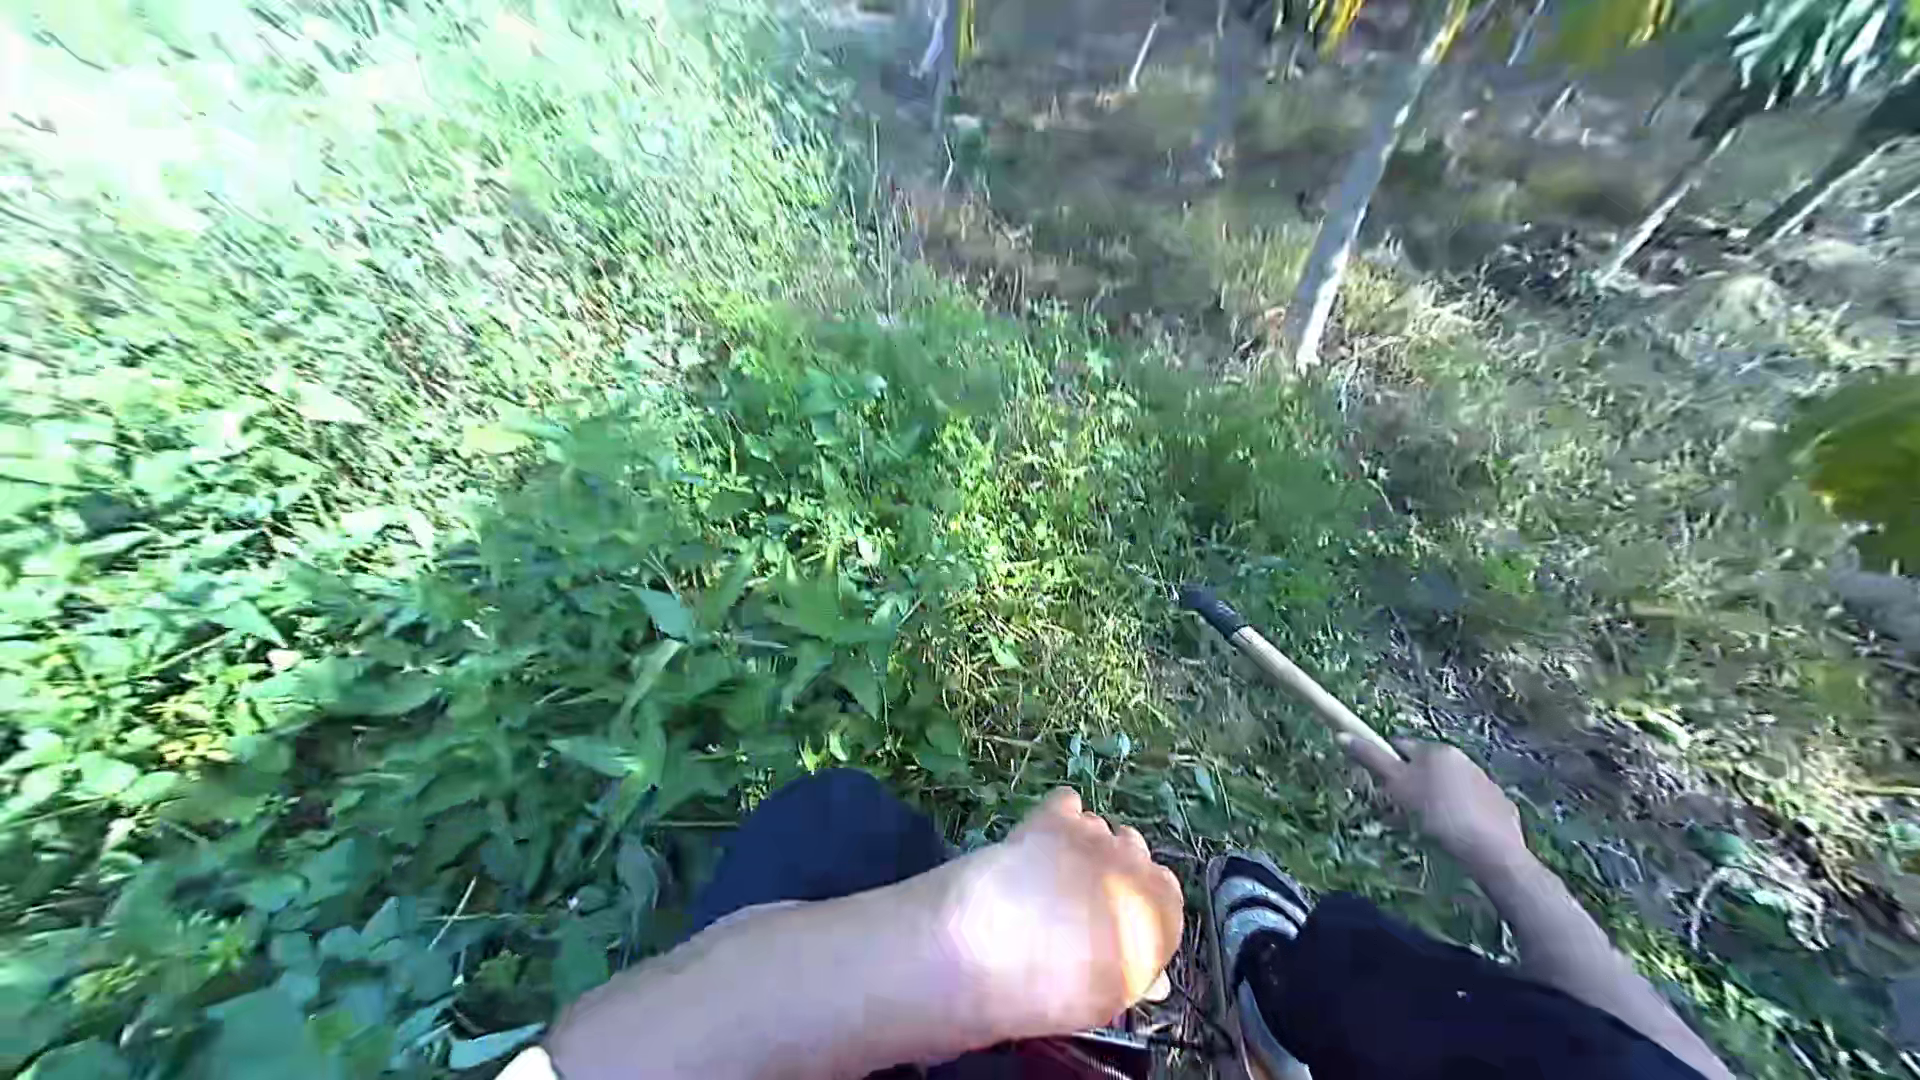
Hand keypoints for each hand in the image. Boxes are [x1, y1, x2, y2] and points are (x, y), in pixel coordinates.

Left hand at [926, 788, 1183, 1041]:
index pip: (1165, 891)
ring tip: (1050, 867)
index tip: (1116, 913)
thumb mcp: (1112, 997)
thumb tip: (1156, 980)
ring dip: (1082, 841)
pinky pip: (1067, 802)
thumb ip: (1139, 975)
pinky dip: (1057, 814)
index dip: (1140, 899)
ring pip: (1098, 826)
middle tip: (1079, 891)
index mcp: (1161, 911)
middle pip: (1133, 849)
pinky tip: (1038, 837)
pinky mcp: (1057, 813)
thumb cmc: (1064, 987)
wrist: (1005, 944)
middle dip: (1111, 863)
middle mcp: (1136, 864)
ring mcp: (1095, 833)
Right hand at [1341, 737, 1528, 871]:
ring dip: (1430, 801)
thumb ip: (1369, 757)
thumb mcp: (1395, 784)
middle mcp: (1463, 759)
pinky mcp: (1501, 808)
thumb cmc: (1435, 812)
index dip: (1384, 765)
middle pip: (1422, 767)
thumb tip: (1341, 735)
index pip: (1398, 746)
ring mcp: (1486, 784)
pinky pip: (1469, 806)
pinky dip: (1457, 815)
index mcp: (1436, 750)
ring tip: (1423, 827)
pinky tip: (1452, 833)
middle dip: (1407, 786)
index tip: (1381, 786)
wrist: (1490, 851)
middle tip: (1398, 811)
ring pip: (1445, 787)